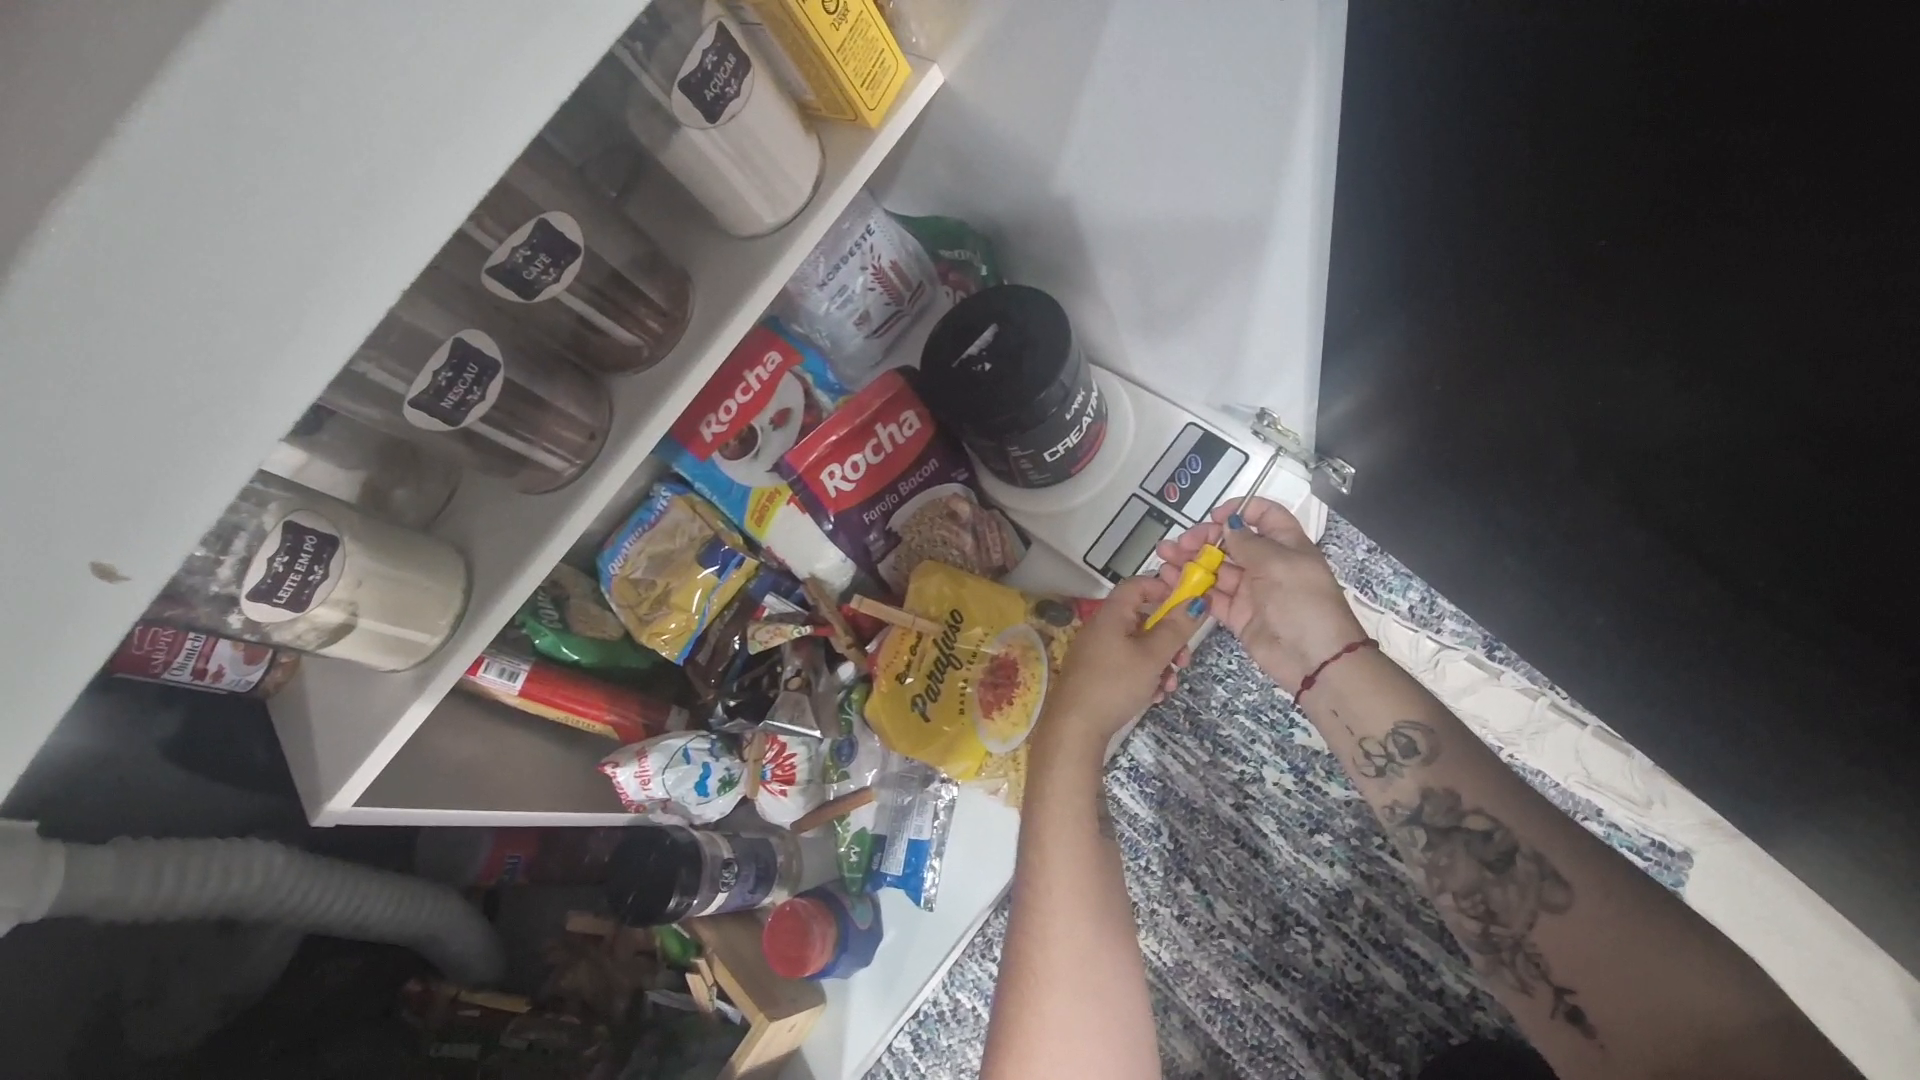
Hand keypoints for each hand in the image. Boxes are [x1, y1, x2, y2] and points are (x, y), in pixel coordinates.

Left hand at [1033, 576, 1198, 761]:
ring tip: (1169, 686)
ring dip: (1161, 663)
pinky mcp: (1096, 675)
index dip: (1163, 589)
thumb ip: (1176, 628)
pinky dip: (1145, 677)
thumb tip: (1197, 600)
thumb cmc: (1115, 684)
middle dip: (1170, 639)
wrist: (1075, 728)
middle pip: (1143, 620)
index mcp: (1111, 615)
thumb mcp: (1152, 656)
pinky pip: (1127, 666)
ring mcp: (1097, 653)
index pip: (1136, 585)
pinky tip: (1154, 697)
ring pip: (1139, 647)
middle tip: (1184, 660)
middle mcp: (1101, 629)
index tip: (1187, 605)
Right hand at [1155, 497, 1365, 692]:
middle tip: (1181, 543)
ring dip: (1190, 562)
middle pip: (1231, 543)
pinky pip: (1211, 597)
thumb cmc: (1303, 602)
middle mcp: (1267, 564)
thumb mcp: (1279, 563)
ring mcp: (1251, 591)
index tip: (1214, 517)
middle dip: (1204, 539)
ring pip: (1216, 569)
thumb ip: (1248, 542)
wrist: (1314, 659)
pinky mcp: (1237, 615)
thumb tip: (1229, 523)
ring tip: (1166, 558)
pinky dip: (1191, 588)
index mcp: (1286, 545)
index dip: (1239, 510)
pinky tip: (1171, 580)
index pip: (1264, 516)